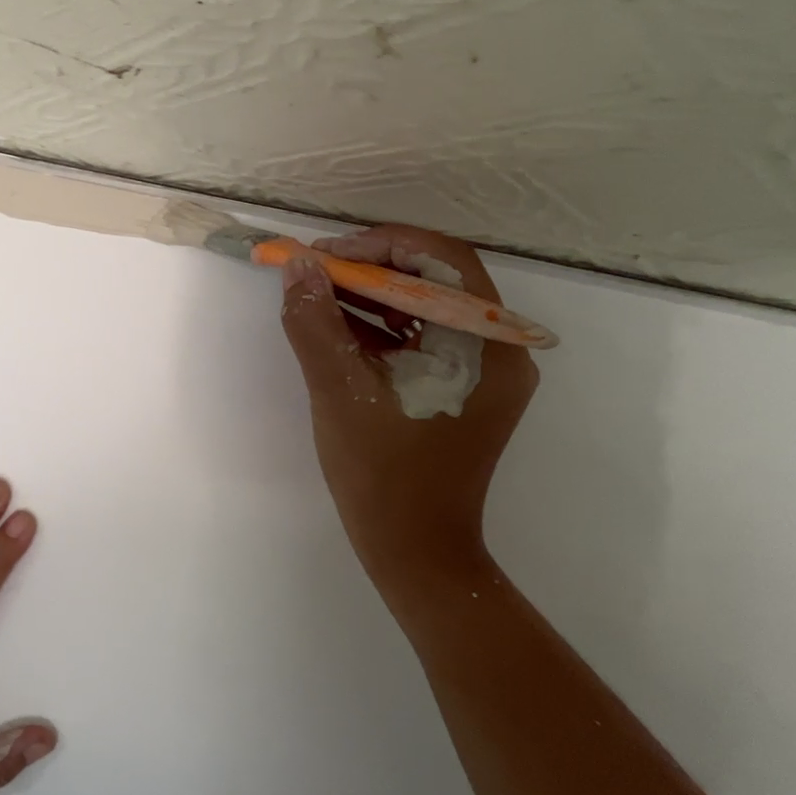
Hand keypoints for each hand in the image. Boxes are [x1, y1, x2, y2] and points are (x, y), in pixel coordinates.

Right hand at [279, 226, 537, 586]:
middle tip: (316, 270)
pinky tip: (335, 326)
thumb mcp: (338, 390)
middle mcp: (498, 351)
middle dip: (372, 266)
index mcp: (485, 347)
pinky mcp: (463, 390)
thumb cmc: (381, 472)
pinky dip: (380, 326)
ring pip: (427, 307)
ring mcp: (483, 372)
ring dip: (372, 294)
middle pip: (436, 280)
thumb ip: (315, 322)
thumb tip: (298, 266)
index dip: (382, 244)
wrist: (414, 550)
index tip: (327, 254)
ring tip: (317, 293)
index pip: (443, 262)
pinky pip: (422, 337)